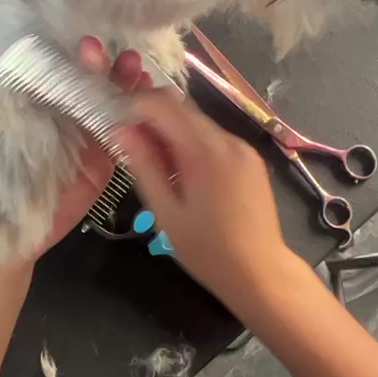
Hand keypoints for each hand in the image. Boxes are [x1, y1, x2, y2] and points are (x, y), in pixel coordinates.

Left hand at [0, 36, 148, 263]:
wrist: (0, 228)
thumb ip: (3, 91)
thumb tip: (21, 50)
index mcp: (33, 98)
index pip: (60, 68)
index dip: (76, 56)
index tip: (90, 46)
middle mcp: (62, 114)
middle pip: (92, 83)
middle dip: (109, 67)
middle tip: (124, 57)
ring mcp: (85, 138)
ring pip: (111, 105)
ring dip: (127, 85)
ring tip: (138, 71)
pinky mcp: (102, 164)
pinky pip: (123, 137)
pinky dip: (137, 118)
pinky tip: (149, 101)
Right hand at [117, 89, 305, 312]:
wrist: (260, 272)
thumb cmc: (208, 250)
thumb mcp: (167, 212)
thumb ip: (144, 166)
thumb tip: (121, 131)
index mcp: (206, 150)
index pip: (164, 104)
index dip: (135, 106)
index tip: (117, 124)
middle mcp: (229, 140)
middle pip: (184, 110)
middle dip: (154, 121)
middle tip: (132, 148)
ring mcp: (245, 149)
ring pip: (200, 126)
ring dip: (174, 135)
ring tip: (158, 168)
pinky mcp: (252, 161)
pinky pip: (216, 142)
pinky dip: (195, 147)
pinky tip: (186, 176)